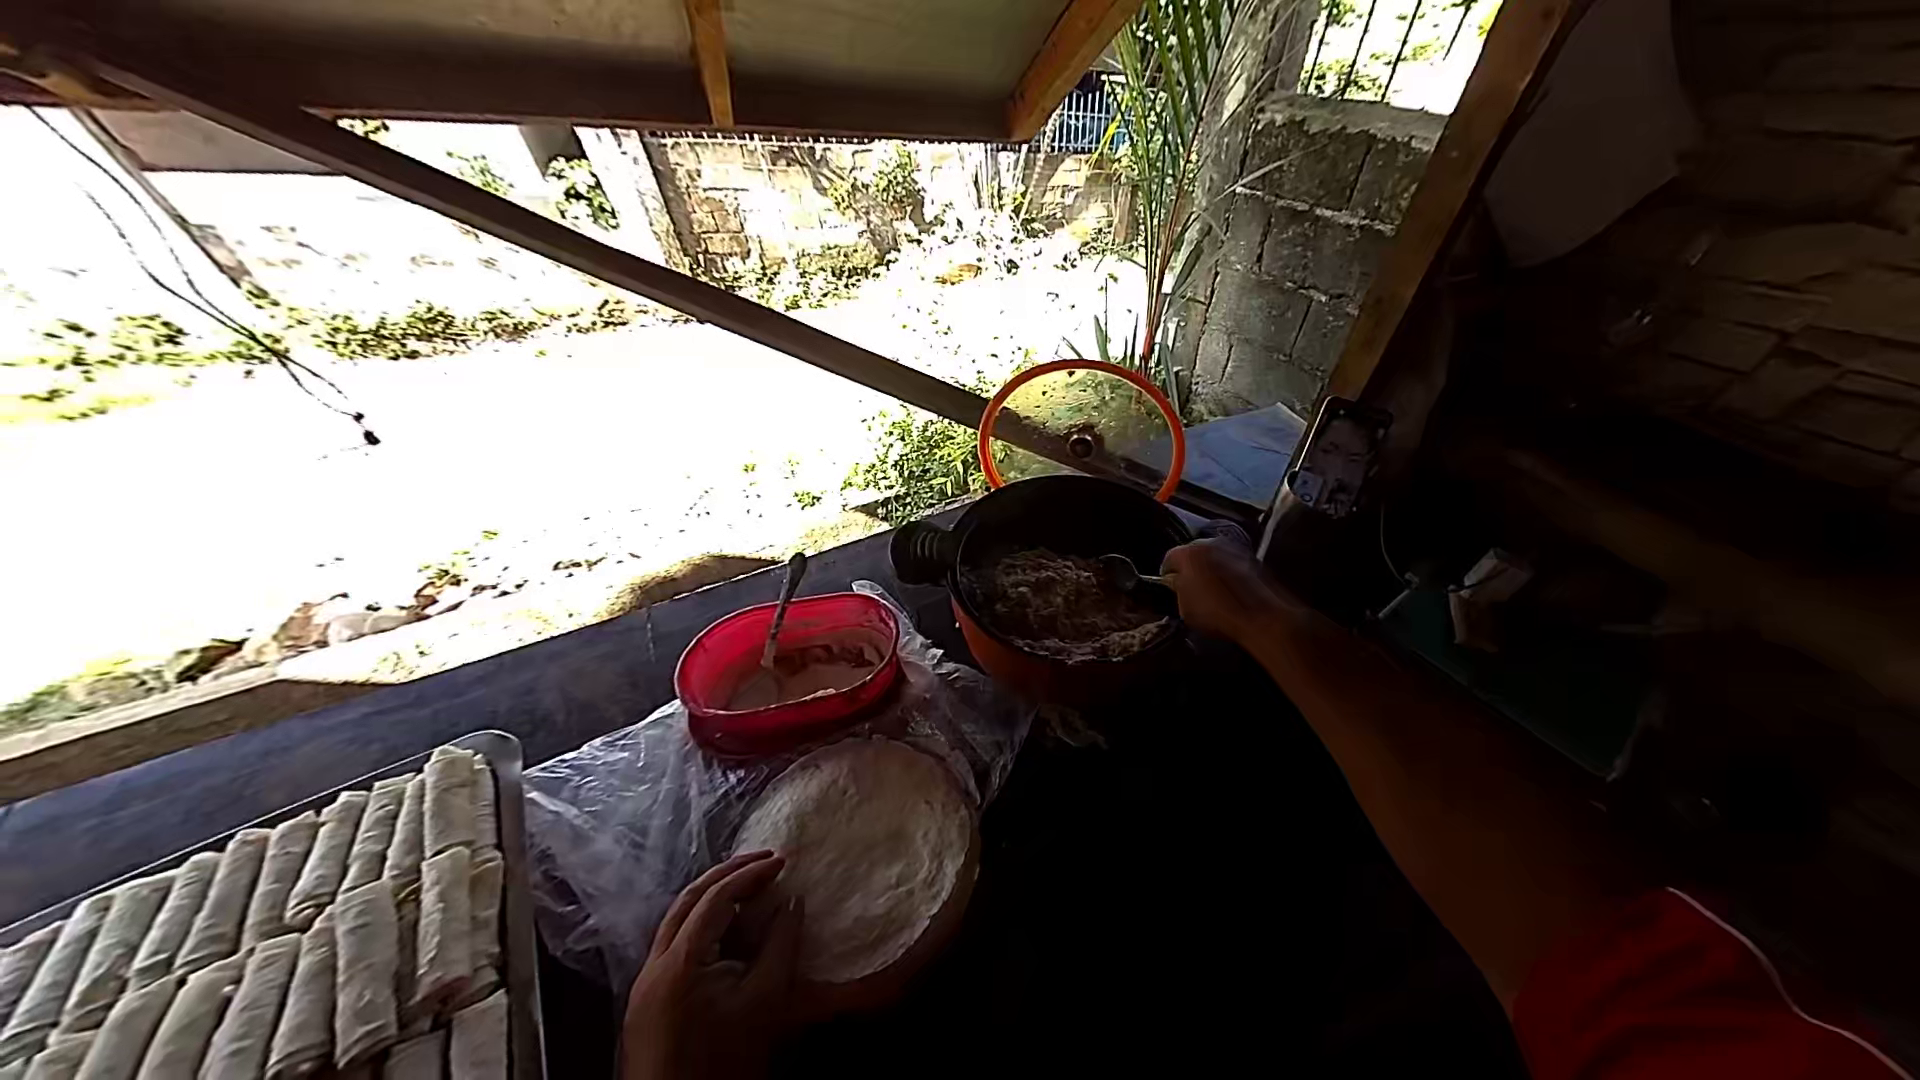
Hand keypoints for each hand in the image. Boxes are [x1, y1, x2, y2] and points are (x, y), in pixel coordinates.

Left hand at [621, 850, 802, 1079]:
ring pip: (678, 918)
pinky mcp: (648, 1000)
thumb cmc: (725, 1064)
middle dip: (729, 873)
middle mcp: (654, 966)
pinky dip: (704, 922)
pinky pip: (676, 942)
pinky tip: (730, 924)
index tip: (782, 862)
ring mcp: (645, 984)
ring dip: (714, 894)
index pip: (715, 899)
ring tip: (752, 884)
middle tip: (765, 860)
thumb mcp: (765, 1003)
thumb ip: (781, 946)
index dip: (750, 875)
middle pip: (689, 900)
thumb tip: (793, 902)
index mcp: (679, 964)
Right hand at [1159, 538, 1291, 641]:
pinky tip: (1228, 591)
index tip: (1169, 587)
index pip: (1168, 559)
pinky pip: (1230, 563)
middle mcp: (1210, 543)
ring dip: (1209, 569)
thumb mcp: (1184, 608)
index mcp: (1188, 553)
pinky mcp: (1251, 558)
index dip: (1167, 575)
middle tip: (1189, 589)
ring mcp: (1233, 549)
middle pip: (1192, 554)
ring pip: (1212, 556)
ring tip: (1210, 591)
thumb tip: (1177, 583)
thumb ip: (1177, 589)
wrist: (1262, 617)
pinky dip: (1226, 572)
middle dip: (1189, 568)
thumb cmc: (1218, 614)